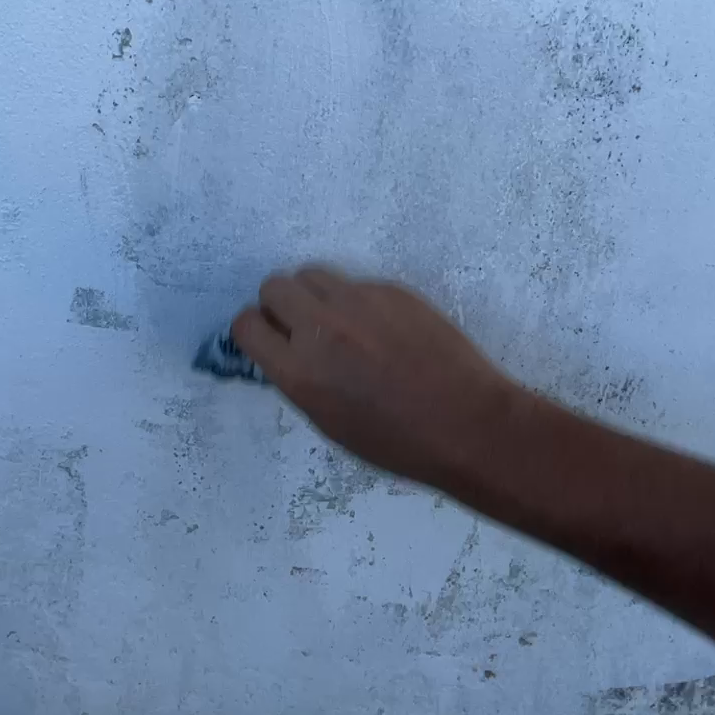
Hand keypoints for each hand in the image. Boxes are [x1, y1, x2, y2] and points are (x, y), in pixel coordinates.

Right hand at [231, 266, 535, 490]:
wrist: (468, 424)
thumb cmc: (396, 440)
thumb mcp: (328, 420)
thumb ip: (297, 376)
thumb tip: (285, 348)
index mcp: (299, 372)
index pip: (246, 324)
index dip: (254, 329)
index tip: (269, 337)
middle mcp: (320, 329)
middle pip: (274, 286)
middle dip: (279, 304)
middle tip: (301, 325)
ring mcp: (357, 302)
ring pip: (311, 274)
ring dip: (314, 294)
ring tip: (339, 321)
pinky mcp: (389, 289)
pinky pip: (354, 284)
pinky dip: (356, 301)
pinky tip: (383, 329)